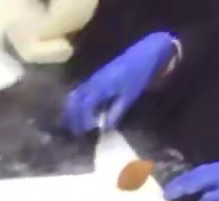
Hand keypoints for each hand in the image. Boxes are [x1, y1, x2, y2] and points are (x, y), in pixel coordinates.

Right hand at [63, 32, 177, 133]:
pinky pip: (77, 94)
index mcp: (101, 87)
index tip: (89, 131)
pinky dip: (76, 106)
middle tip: (79, 132)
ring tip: (78, 125)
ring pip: (73, 98)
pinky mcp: (93, 79)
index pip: (83, 107)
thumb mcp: (130, 96)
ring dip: (72, 113)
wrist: (146, 52)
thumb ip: (115, 113)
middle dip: (73, 119)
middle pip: (73, 103)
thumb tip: (104, 129)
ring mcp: (91, 80)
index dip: (83, 121)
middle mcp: (92, 83)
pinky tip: (83, 114)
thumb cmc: (139, 74)